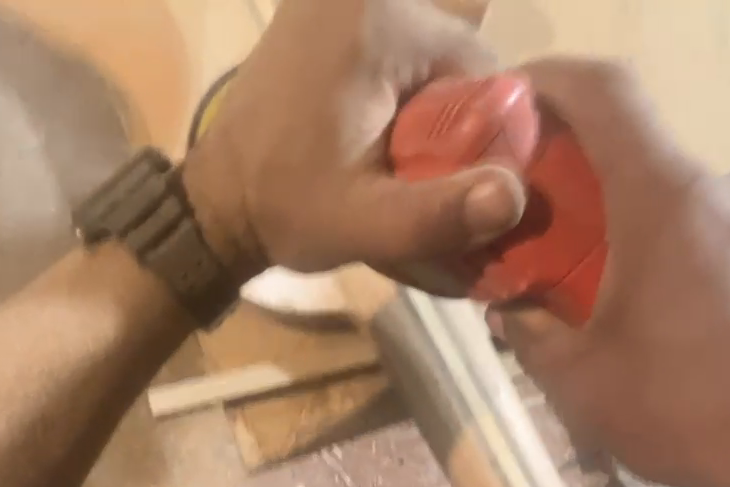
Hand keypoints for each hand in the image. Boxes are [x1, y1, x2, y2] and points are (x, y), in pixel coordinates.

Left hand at [182, 0, 527, 277]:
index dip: (480, 132)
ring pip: (421, 48)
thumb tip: (514, 196)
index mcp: (382, 21)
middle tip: (412, 174)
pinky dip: (391, 84)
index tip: (452, 181)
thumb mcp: (365, 223)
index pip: (478, 68)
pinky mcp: (315, 13)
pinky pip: (386, 43)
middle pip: (450, 53)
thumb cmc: (286, 211)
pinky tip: (369, 128)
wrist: (215, 203)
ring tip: (387, 154)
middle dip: (448, 116)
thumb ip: (439, 213)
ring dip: (420, 102)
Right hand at [498, 59, 729, 486]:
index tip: (517, 95)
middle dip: (601, 214)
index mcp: (671, 201)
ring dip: (658, 254)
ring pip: (699, 216)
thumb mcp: (584, 387)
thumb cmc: (696, 417)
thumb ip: (533, 335)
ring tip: (648, 332)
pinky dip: (708, 273)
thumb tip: (513, 309)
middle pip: (650, 172)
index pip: (609, 95)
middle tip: (576, 282)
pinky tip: (709, 344)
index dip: (555, 79)